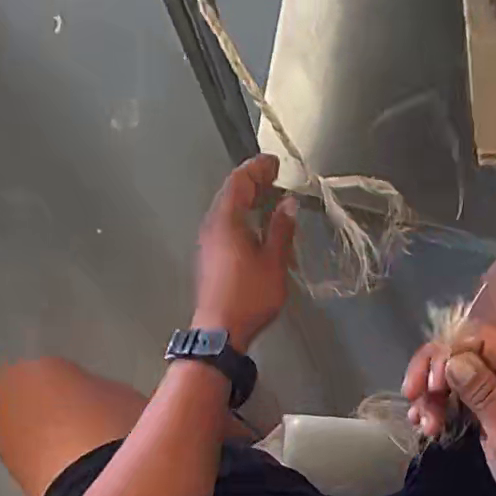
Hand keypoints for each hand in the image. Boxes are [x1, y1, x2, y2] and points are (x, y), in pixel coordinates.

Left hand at [192, 153, 298, 346]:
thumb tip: (288, 204)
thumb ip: (280, 230)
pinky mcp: (208, 260)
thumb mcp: (273, 263)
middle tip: (273, 179)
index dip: (258, 168)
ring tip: (267, 202)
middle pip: (230, 194)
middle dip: (252, 183)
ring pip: (226, 212)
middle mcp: (211, 226)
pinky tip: (255, 231)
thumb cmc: (248, 297)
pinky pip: (224, 229)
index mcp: (226, 220)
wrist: (219, 333)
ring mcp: (207, 244)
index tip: (275, 163)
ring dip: (246, 203)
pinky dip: (241, 220)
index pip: (240, 181)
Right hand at [403, 321, 495, 495]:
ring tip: (425, 426)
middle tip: (414, 402)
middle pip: (464, 348)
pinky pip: (464, 391)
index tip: (429, 388)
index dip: (446, 355)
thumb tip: (451, 360)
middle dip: (433, 373)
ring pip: (458, 371)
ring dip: (434, 394)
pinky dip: (444, 405)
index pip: (478, 335)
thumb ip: (482, 392)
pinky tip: (429, 425)